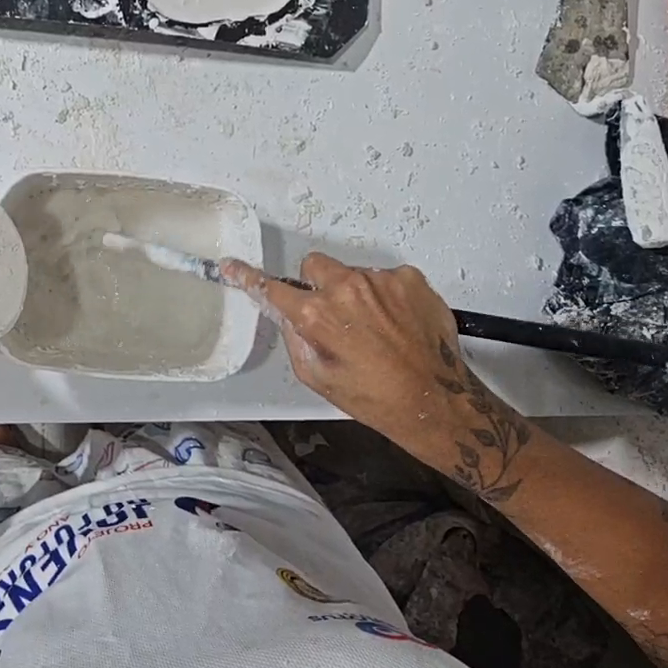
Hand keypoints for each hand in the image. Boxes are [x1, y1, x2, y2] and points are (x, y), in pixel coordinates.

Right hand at [220, 253, 474, 437]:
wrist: (435, 401)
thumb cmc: (374, 397)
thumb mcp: (318, 377)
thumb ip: (295, 338)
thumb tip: (289, 313)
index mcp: (317, 314)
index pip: (273, 288)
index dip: (250, 278)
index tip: (232, 266)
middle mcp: (347, 288)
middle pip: (317, 266)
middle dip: (320, 286)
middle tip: (336, 318)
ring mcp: (382, 280)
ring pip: (354, 274)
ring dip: (357, 294)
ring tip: (377, 330)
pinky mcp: (410, 278)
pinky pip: (386, 278)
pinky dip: (388, 296)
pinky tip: (398, 323)